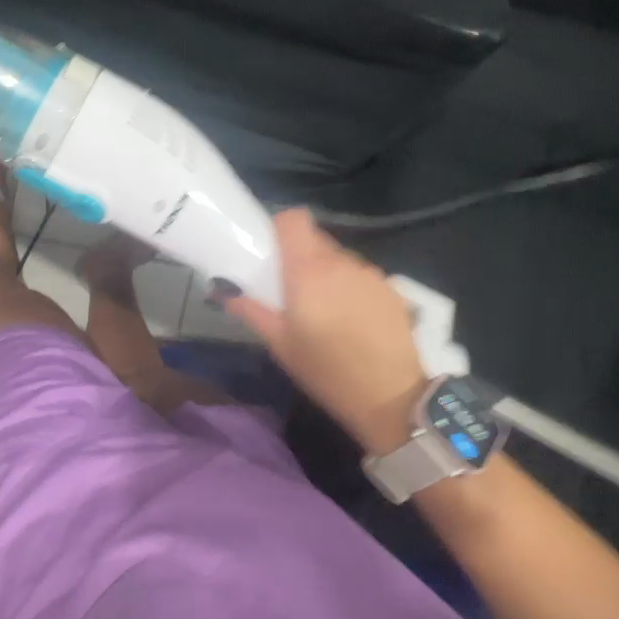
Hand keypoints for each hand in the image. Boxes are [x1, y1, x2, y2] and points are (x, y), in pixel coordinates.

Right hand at [226, 210, 428, 455]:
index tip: (272, 250)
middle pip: (316, 239)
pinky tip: (353, 320)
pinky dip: (351, 287)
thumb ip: (253, 312)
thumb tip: (227, 294)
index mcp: (308, 271)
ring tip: (325, 309)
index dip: (281, 227)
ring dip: (328, 273)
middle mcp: (340, 263)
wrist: (392, 399)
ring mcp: (370, 274)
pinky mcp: (391, 289)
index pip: (294, 219)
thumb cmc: (326, 372)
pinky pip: (361, 276)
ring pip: (340, 258)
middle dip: (301, 256)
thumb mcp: (281, 346)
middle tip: (292, 288)